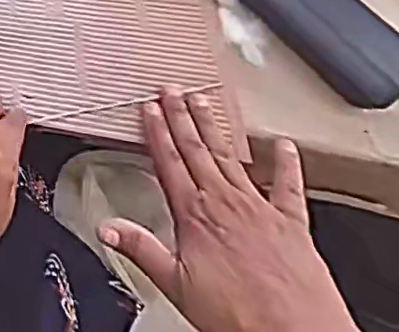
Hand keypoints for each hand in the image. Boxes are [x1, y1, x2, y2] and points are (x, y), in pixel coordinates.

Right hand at [100, 90, 356, 331]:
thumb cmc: (239, 318)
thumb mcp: (177, 286)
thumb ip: (141, 249)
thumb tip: (106, 226)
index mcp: (195, 214)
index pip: (170, 161)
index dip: (158, 131)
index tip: (150, 107)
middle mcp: (225, 202)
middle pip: (196, 149)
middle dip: (181, 116)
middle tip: (172, 89)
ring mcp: (259, 209)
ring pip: (229, 156)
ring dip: (213, 127)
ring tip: (203, 101)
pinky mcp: (292, 224)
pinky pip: (288, 187)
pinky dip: (287, 163)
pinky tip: (285, 144)